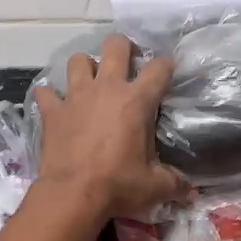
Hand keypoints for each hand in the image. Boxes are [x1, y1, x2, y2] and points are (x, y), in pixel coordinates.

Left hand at [31, 34, 189, 219]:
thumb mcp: (156, 187)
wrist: (74, 195)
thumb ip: (176, 184)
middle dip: (125, 48)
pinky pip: (48, 92)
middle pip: (115, 46)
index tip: (170, 70)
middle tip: (130, 63)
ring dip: (88, 66)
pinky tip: (59, 105)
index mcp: (136, 102)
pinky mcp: (52, 111)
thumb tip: (191, 193)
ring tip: (94, 81)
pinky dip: (53, 96)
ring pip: (79, 60)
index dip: (167, 66)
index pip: (158, 70)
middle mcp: (106, 89)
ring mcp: (75, 96)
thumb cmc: (119, 185)